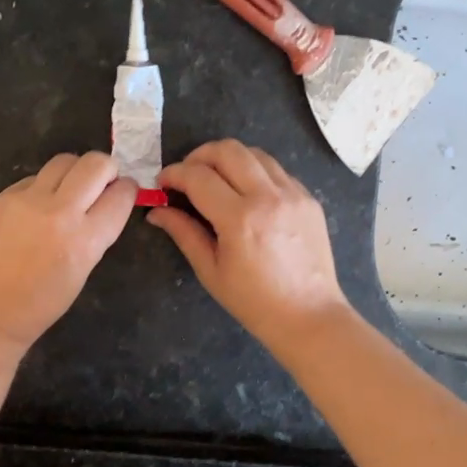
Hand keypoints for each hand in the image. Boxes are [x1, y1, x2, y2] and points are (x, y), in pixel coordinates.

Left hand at [0, 152, 137, 357]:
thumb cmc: (38, 305)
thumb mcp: (81, 272)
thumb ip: (95, 234)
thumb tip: (104, 203)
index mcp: (85, 240)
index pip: (121, 195)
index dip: (128, 190)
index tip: (124, 191)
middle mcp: (60, 212)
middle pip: (96, 164)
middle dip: (106, 169)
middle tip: (101, 184)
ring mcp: (28, 200)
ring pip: (64, 160)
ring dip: (75, 171)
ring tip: (69, 190)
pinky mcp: (4, 196)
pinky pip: (35, 177)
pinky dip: (44, 186)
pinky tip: (37, 207)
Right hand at [148, 140, 351, 356]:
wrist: (310, 316)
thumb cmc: (254, 302)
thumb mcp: (211, 271)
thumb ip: (183, 233)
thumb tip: (156, 210)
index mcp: (240, 219)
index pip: (198, 176)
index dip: (174, 174)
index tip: (163, 183)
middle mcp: (268, 197)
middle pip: (227, 150)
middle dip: (199, 156)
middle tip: (188, 176)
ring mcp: (293, 194)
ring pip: (254, 152)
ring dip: (228, 159)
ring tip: (216, 180)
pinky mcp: (308, 197)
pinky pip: (275, 169)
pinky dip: (254, 171)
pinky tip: (246, 194)